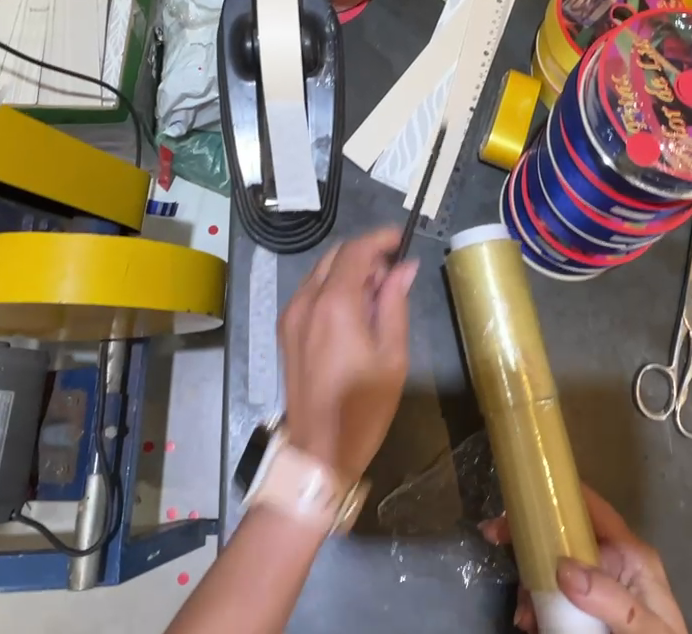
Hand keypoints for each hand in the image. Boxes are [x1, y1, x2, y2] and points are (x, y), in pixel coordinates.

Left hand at [280, 227, 418, 485]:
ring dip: (348, 270)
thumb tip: (404, 268)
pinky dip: (332, 287)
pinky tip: (353, 311)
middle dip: (365, 255)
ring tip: (376, 294)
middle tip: (393, 274)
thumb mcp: (393, 355)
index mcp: (335, 305)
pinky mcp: (286, 330)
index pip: (356, 251)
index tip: (402, 240)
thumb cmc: (363, 407)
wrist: (318, 451)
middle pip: (335, 256)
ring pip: (320, 271)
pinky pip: (310, 291)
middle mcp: (306, 301)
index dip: (380, 239)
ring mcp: (291, 315)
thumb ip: (395, 303)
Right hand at [481, 486, 687, 633]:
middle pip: (563, 536)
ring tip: (524, 615)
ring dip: (530, 584)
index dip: (556, 494)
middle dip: (529, 540)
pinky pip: (553, 599)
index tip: (518, 497)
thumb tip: (562, 567)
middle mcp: (611, 564)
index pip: (591, 507)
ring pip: (552, 569)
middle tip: (494, 539)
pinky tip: (531, 624)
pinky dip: (536, 607)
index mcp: (630, 554)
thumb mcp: (646, 628)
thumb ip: (612, 599)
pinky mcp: (585, 613)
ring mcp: (597, 590)